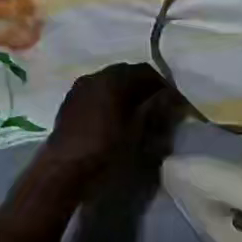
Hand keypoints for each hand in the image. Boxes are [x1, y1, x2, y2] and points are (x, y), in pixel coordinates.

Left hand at [43, 62, 169, 173]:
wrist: (65, 170)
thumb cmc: (105, 149)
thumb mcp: (137, 130)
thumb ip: (155, 108)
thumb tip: (171, 96)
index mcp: (112, 79)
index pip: (146, 72)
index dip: (164, 85)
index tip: (176, 101)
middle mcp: (94, 77)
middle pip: (126, 74)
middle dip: (145, 86)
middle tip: (161, 105)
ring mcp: (79, 89)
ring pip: (110, 83)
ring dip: (128, 93)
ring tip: (141, 112)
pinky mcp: (71, 103)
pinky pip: (97, 93)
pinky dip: (112, 99)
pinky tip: (119, 117)